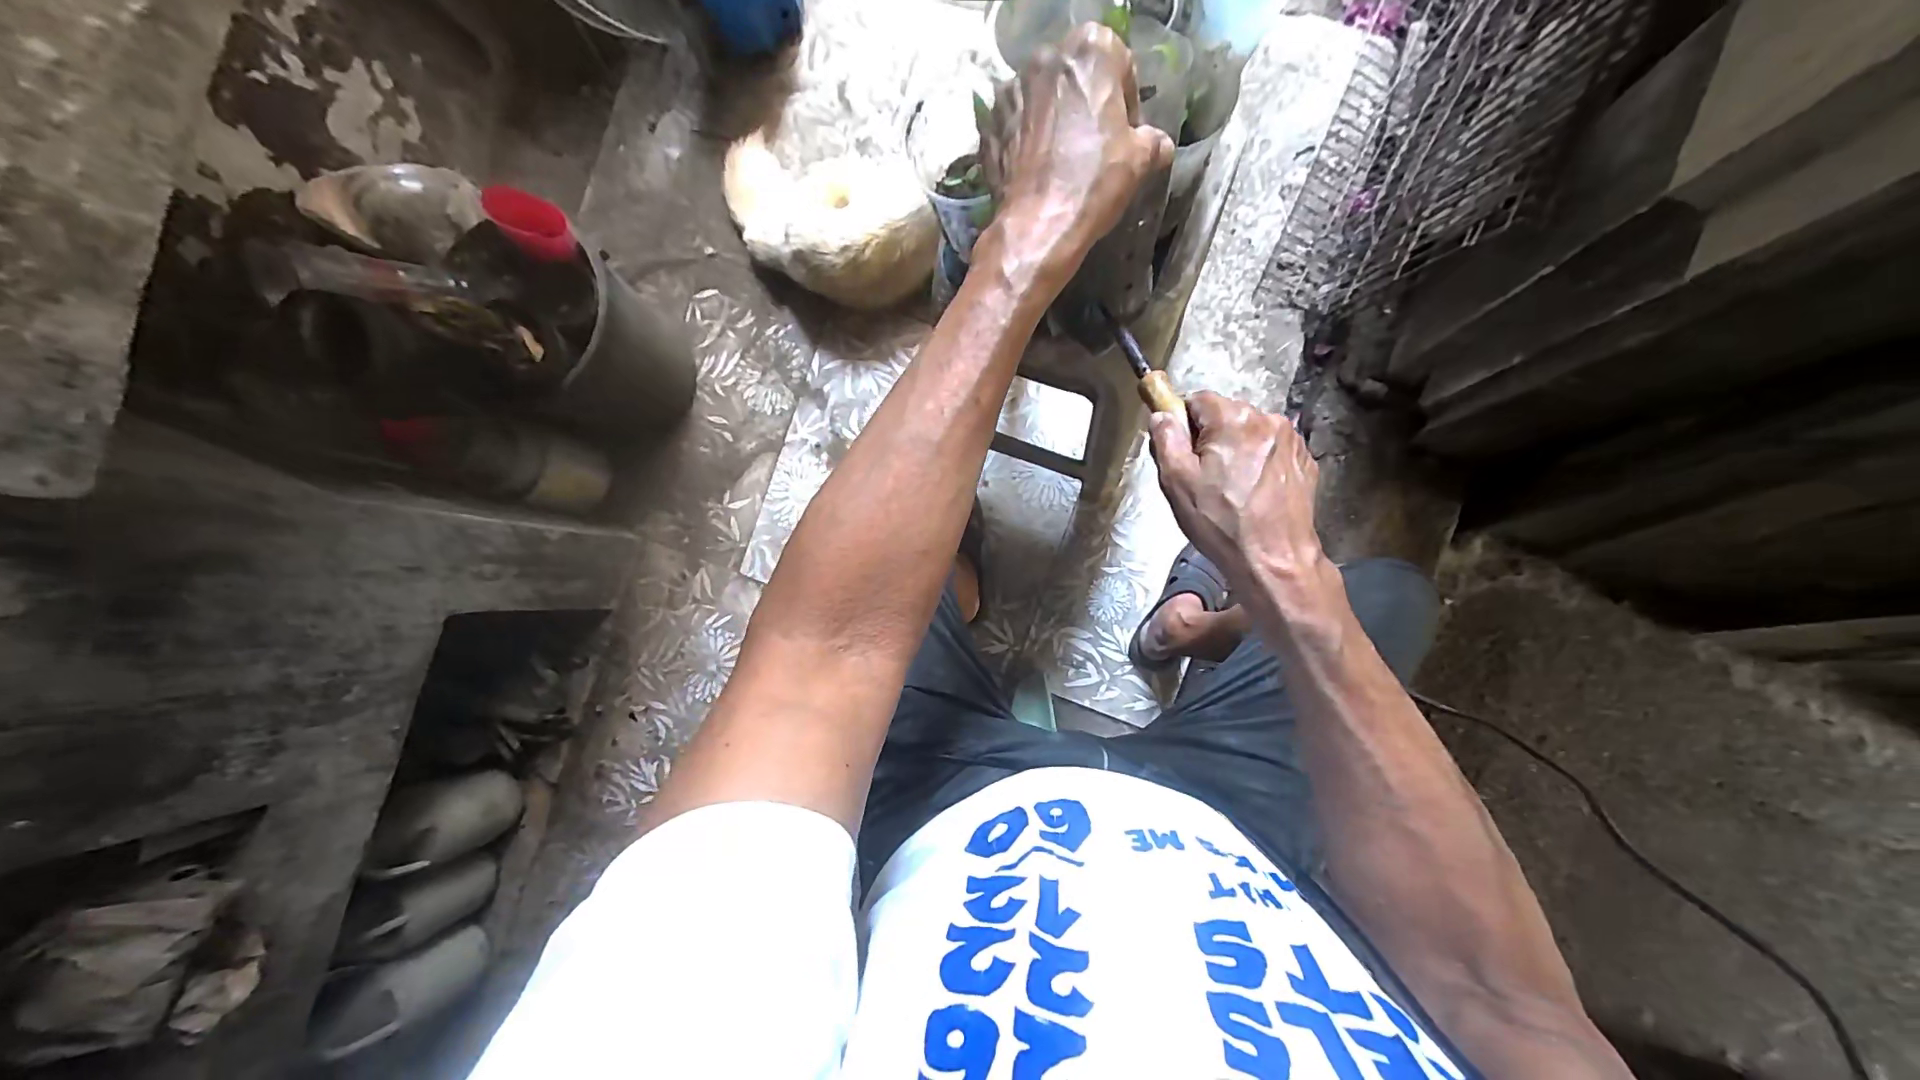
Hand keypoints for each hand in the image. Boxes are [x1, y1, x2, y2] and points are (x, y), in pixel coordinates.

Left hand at [978, 23, 1175, 295]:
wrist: (1038, 227)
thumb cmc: (1093, 183)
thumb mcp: (1140, 159)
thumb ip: (1152, 140)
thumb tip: (1156, 144)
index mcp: (1089, 52)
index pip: (1116, 61)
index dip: (1124, 98)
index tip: (1125, 130)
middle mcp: (1045, 60)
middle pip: (1073, 77)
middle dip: (1084, 105)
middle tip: (1094, 144)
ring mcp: (1011, 93)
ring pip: (1041, 99)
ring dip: (1053, 120)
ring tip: (1063, 159)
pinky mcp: (990, 126)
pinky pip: (1015, 126)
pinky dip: (1025, 141)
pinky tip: (1037, 169)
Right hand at [1149, 392, 1326, 590]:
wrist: (1274, 559)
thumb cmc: (1221, 523)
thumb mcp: (1177, 482)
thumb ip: (1166, 439)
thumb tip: (1161, 414)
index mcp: (1234, 419)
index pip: (1198, 399)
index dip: (1183, 423)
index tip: (1179, 451)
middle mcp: (1268, 419)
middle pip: (1226, 415)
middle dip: (1210, 437)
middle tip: (1201, 477)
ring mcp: (1291, 440)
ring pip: (1249, 433)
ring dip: (1235, 451)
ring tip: (1228, 489)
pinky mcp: (1304, 461)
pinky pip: (1270, 450)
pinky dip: (1257, 464)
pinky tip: (1251, 493)